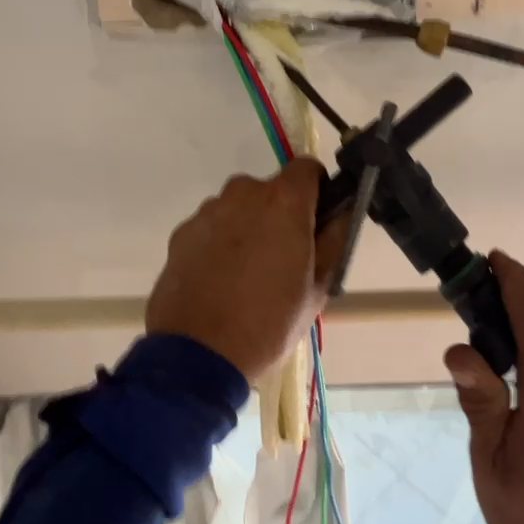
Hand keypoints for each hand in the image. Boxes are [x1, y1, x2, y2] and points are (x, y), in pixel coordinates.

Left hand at [145, 158, 341, 380]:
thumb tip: (342, 211)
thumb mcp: (319, 286)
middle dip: (280, 214)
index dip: (317, 190)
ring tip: (246, 276)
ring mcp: (208, 211)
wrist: (197, 356)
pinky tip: (219, 282)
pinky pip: (212, 228)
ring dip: (248, 228)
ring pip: (239, 209)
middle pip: (271, 190)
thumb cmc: (269, 321)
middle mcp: (243, 193)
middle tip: (283, 258)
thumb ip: (334, 238)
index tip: (316, 221)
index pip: (308, 168)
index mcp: (284, 200)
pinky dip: (219, 244)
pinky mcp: (181, 233)